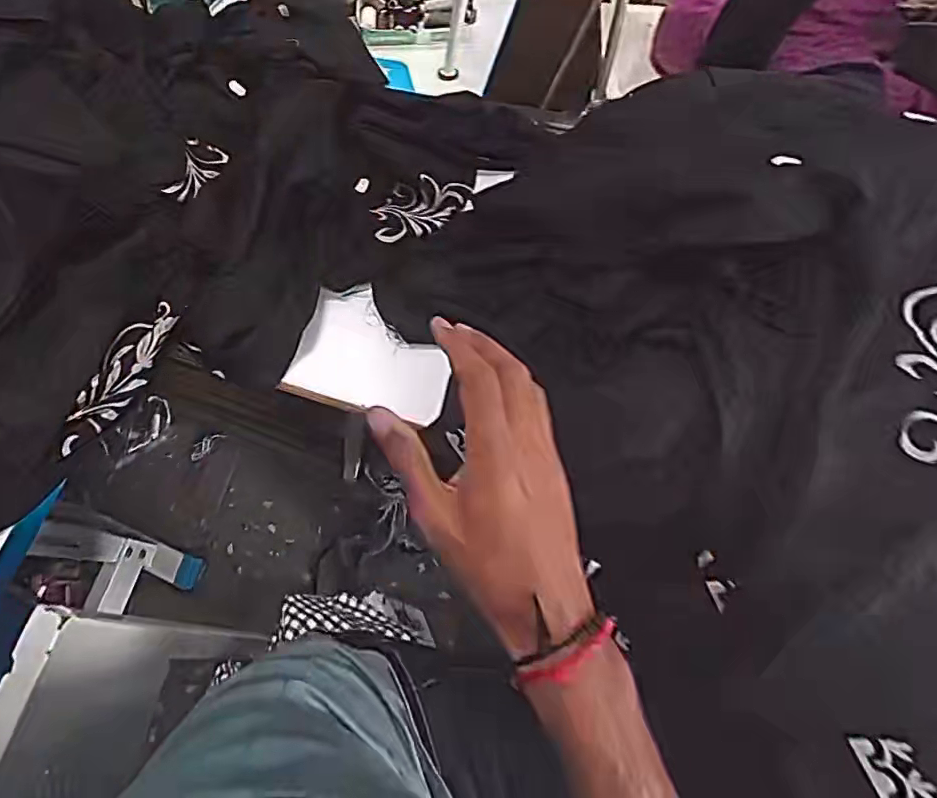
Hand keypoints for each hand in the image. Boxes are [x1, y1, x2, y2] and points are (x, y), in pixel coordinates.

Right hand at [367, 318, 592, 658]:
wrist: (547, 606)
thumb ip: (407, 458)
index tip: (443, 330)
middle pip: (512, 374)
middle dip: (483, 343)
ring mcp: (546, 456)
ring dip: (503, 361)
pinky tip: (503, 395)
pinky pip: (539, 409)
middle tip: (458, 331)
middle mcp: (527, 447)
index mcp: (496, 453)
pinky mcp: (553, 468)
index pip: (481, 379)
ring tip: (478, 351)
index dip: (460, 346)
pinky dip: (518, 385)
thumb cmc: (495, 568)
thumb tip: (382, 419)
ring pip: (531, 388)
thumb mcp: (434, 515)